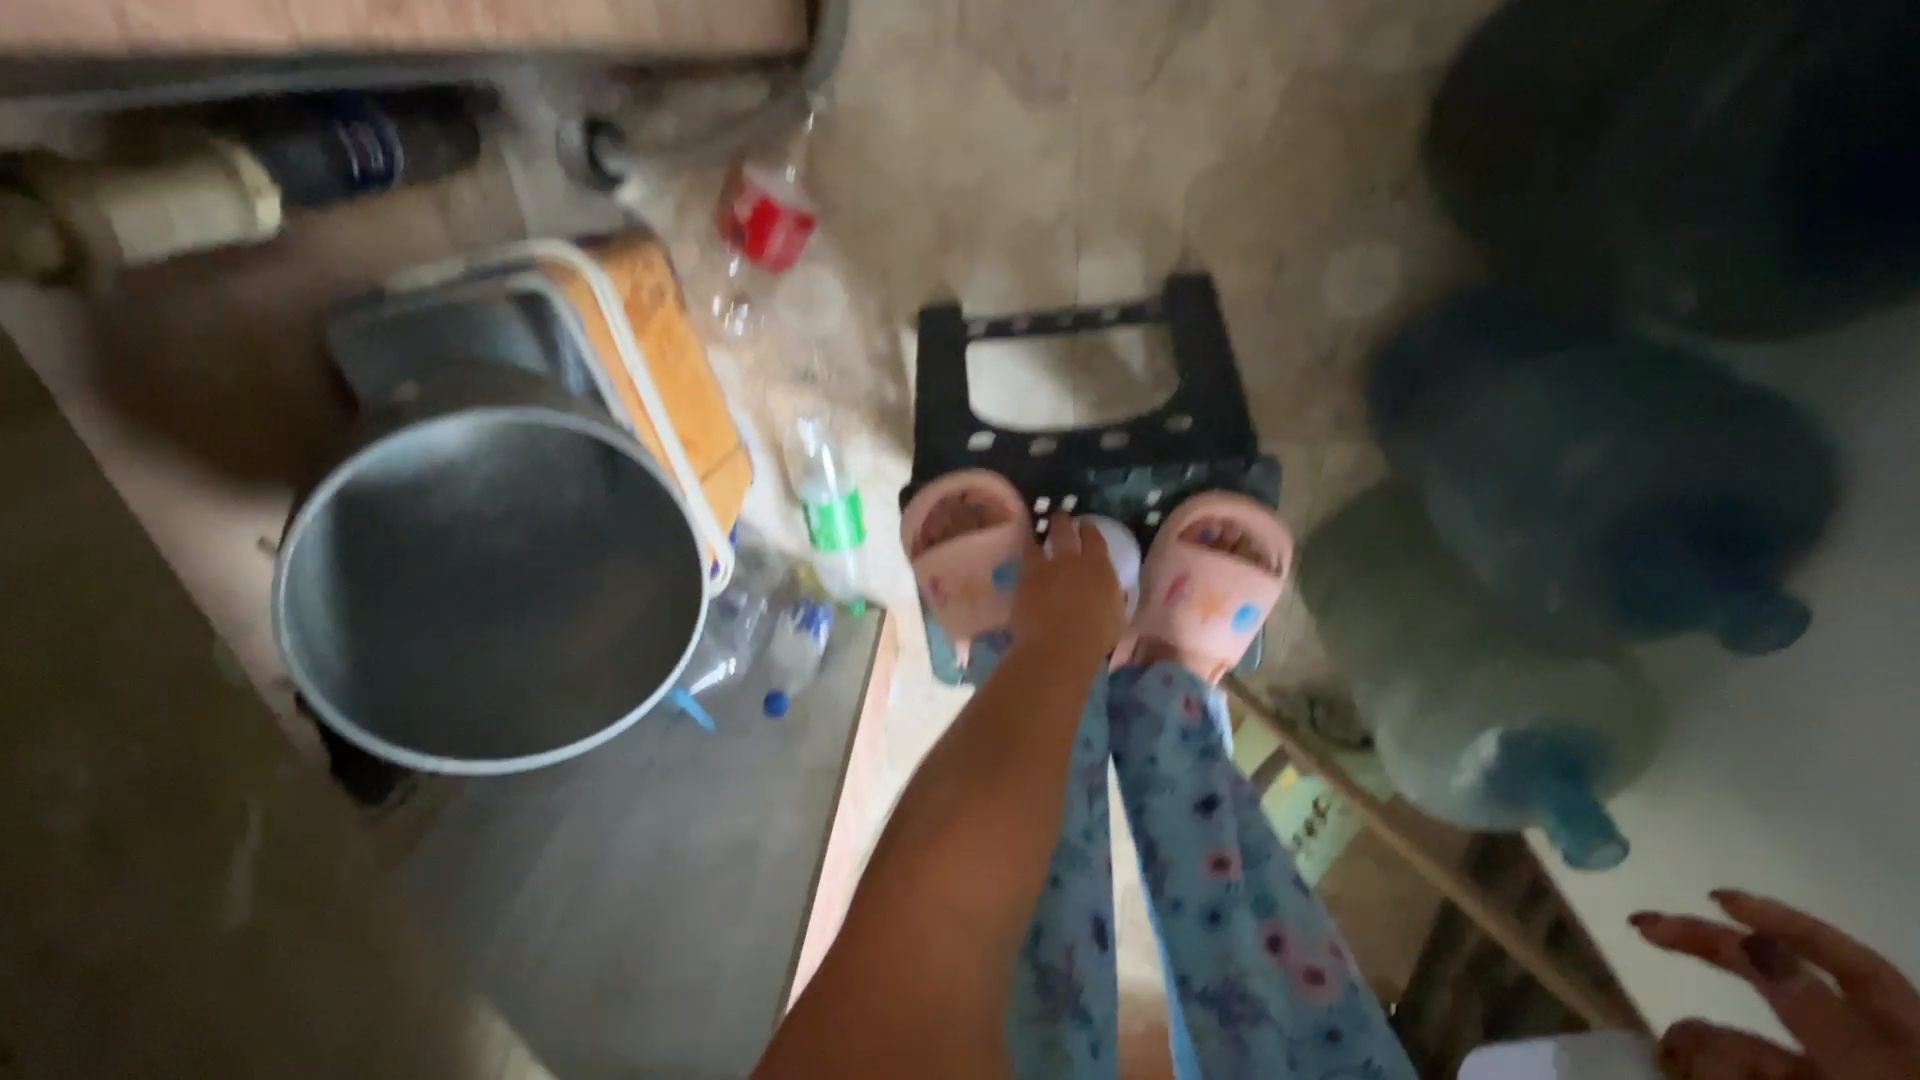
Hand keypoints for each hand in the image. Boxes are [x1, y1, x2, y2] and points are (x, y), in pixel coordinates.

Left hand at [1008, 513, 1126, 664]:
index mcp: (1099, 567)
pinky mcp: (1023, 581)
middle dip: (1062, 521)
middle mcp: (1070, 560)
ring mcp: (1044, 568)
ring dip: (1038, 539)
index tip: (1086, 525)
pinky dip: (1025, 561)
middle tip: (1059, 516)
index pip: (1094, 538)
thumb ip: (1113, 598)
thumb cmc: (1095, 638)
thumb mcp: (1116, 617)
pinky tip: (1024, 564)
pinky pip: (1022, 564)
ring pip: (1037, 543)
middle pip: (1064, 530)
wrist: (1058, 647)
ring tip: (1036, 539)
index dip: (1089, 529)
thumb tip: (1114, 591)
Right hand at [1632, 890, 1919, 1079]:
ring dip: (1703, 1048)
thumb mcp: (1875, 1075)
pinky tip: (1679, 1071)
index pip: (1842, 959)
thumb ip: (1820, 1014)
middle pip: (1774, 984)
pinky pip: (1732, 1076)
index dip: (1781, 921)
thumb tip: (1754, 939)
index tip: (1714, 897)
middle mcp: (1858, 1053)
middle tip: (1643, 926)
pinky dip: (1704, 1071)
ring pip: (1741, 1045)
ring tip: (1675, 1063)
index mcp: (1898, 1033)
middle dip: (1708, 951)